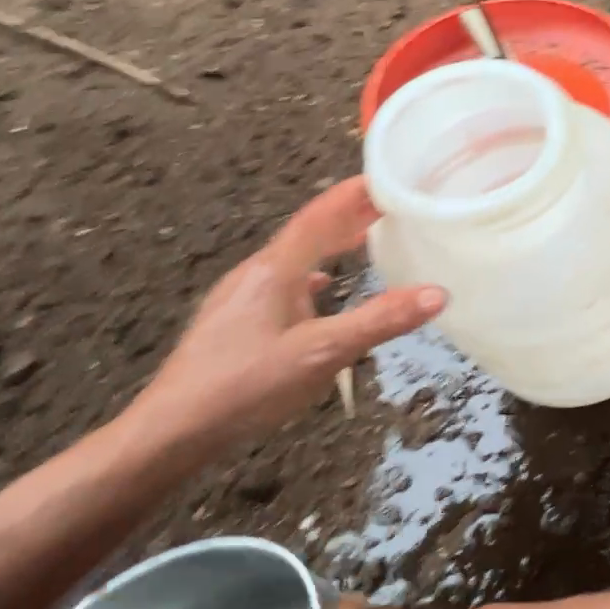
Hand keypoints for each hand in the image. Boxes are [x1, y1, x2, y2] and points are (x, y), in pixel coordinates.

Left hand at [124, 177, 445, 449]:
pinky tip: (323, 289)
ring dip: (333, 242)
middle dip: (350, 214)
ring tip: (366, 238)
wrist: (171, 432)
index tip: (389, 176)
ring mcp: (242, 298)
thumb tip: (439, 293)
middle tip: (392, 202)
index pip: (319, 217)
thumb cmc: (246, 385)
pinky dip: (316, 272)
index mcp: (276, 271)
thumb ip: (380, 320)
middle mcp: (257, 274)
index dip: (353, 194)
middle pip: (309, 233)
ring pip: (297, 257)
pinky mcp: (236, 322)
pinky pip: (286, 281)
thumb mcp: (322, 353)